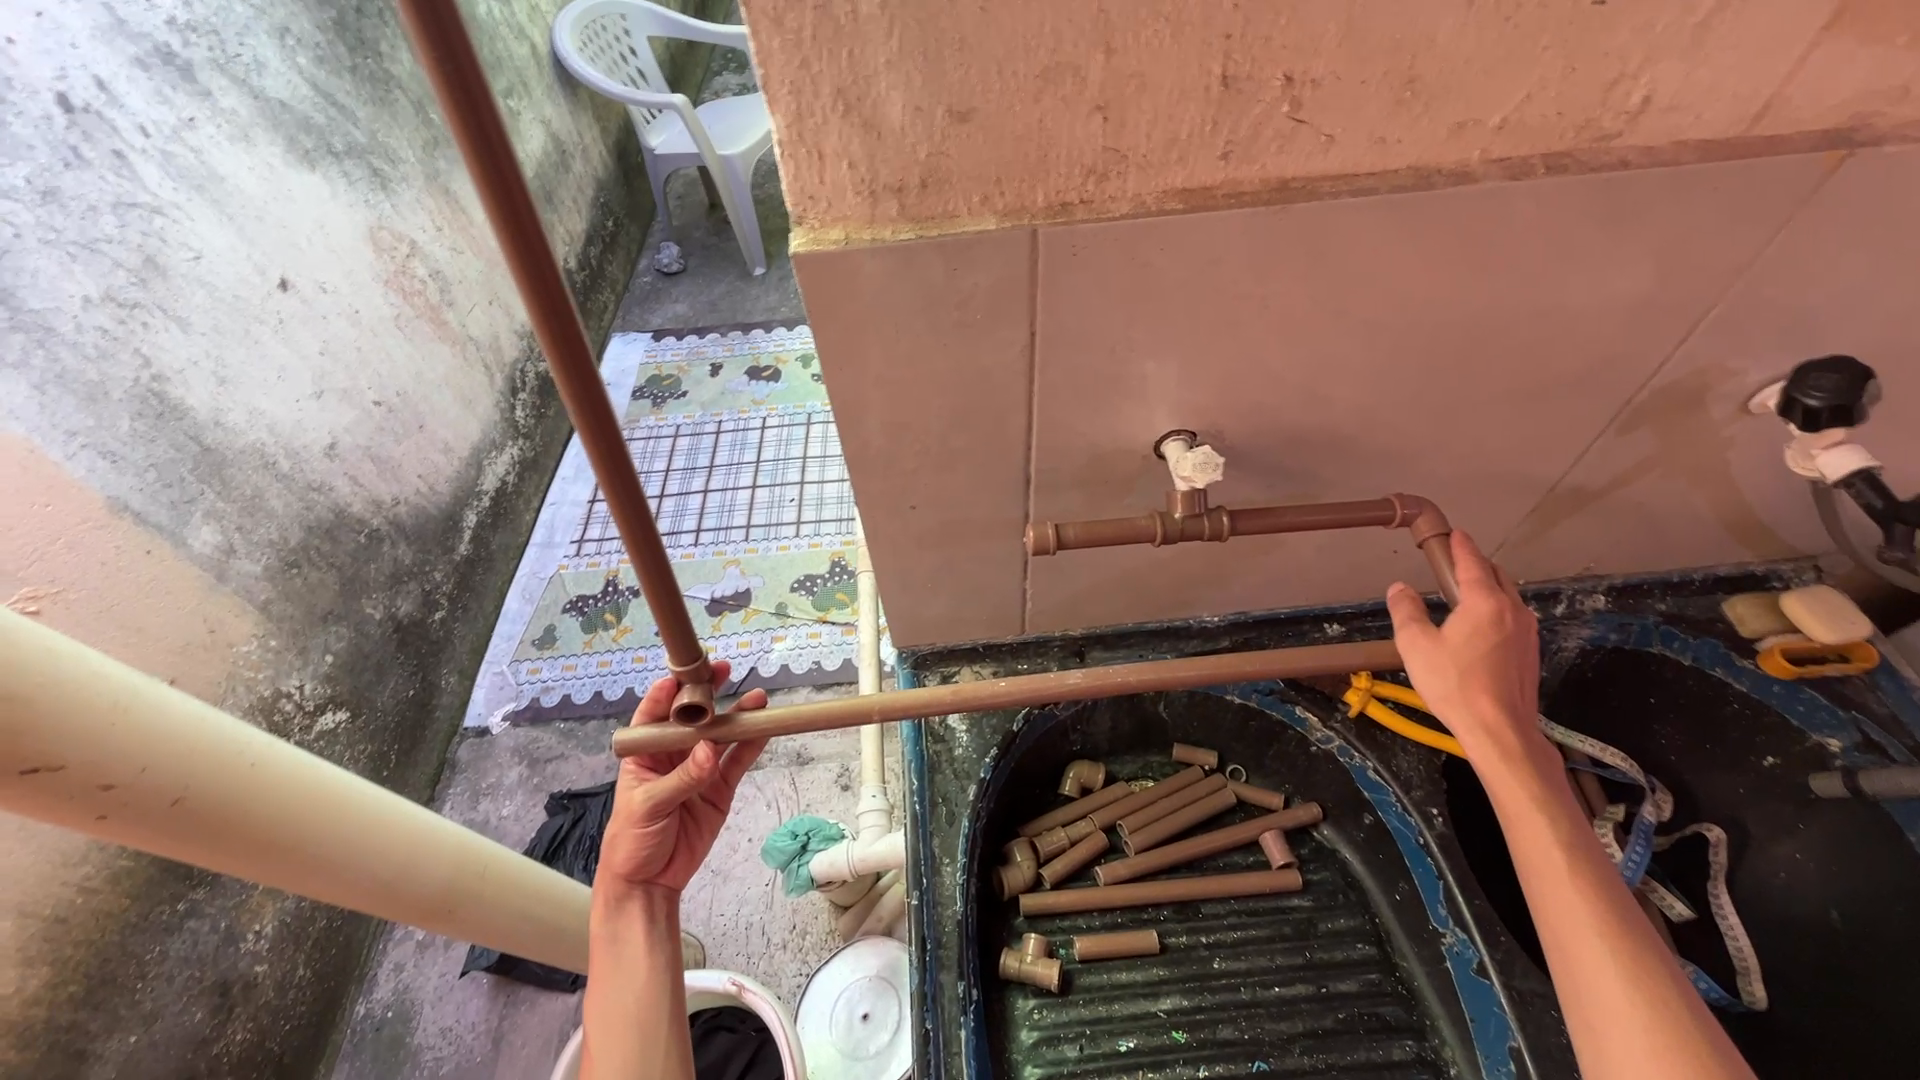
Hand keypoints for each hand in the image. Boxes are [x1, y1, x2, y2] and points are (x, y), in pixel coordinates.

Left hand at [597, 662, 768, 895]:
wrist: (649, 882)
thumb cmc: (632, 840)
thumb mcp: (648, 807)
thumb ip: (682, 778)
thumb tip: (711, 750)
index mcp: (644, 754)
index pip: (654, 715)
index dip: (669, 691)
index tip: (686, 673)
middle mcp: (673, 756)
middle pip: (693, 719)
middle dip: (708, 694)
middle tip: (725, 671)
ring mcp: (699, 770)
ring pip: (721, 737)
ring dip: (737, 718)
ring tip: (758, 699)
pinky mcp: (719, 788)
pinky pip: (737, 762)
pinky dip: (751, 745)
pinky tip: (765, 728)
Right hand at [1384, 531, 1544, 763]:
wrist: (1499, 729)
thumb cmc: (1453, 684)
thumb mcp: (1416, 645)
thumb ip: (1406, 611)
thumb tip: (1399, 588)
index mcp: (1485, 602)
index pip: (1473, 563)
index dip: (1461, 546)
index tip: (1454, 534)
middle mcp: (1513, 610)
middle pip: (1497, 576)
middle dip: (1477, 565)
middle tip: (1454, 564)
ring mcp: (1528, 632)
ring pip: (1508, 597)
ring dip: (1489, 588)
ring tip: (1466, 593)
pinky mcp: (1531, 652)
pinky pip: (1513, 617)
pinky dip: (1497, 609)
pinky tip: (1481, 625)